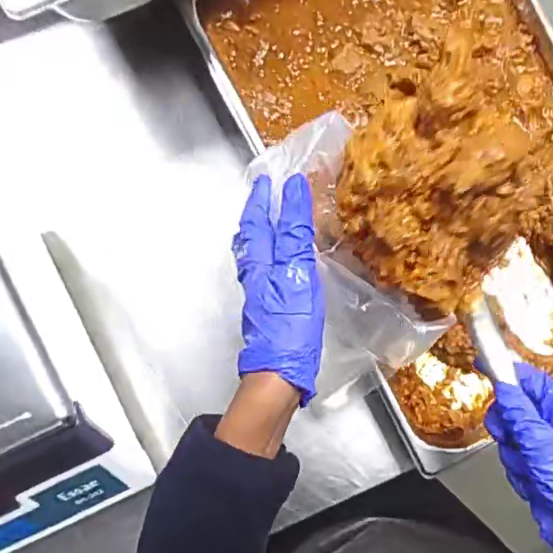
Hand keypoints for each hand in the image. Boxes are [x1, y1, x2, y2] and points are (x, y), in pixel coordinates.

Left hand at [234, 174, 323, 404]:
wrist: (278, 371)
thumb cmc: (290, 330)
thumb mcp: (300, 279)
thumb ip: (297, 242)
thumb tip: (294, 207)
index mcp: (264, 265)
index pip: (273, 224)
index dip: (284, 202)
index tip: (291, 181)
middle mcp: (258, 276)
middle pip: (252, 235)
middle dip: (258, 210)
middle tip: (264, 190)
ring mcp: (261, 293)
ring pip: (255, 251)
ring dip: (259, 229)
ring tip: (265, 216)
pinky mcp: (268, 308)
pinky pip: (263, 269)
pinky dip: (267, 252)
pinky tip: (276, 258)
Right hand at [485, 363, 552, 552]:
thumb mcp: (544, 448)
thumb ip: (520, 416)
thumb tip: (503, 388)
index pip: (532, 381)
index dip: (506, 376)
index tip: (482, 364)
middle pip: (515, 408)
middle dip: (510, 431)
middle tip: (518, 445)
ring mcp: (547, 443)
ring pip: (509, 435)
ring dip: (514, 455)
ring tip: (533, 471)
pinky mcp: (538, 462)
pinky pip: (513, 455)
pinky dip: (517, 470)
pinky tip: (533, 481)